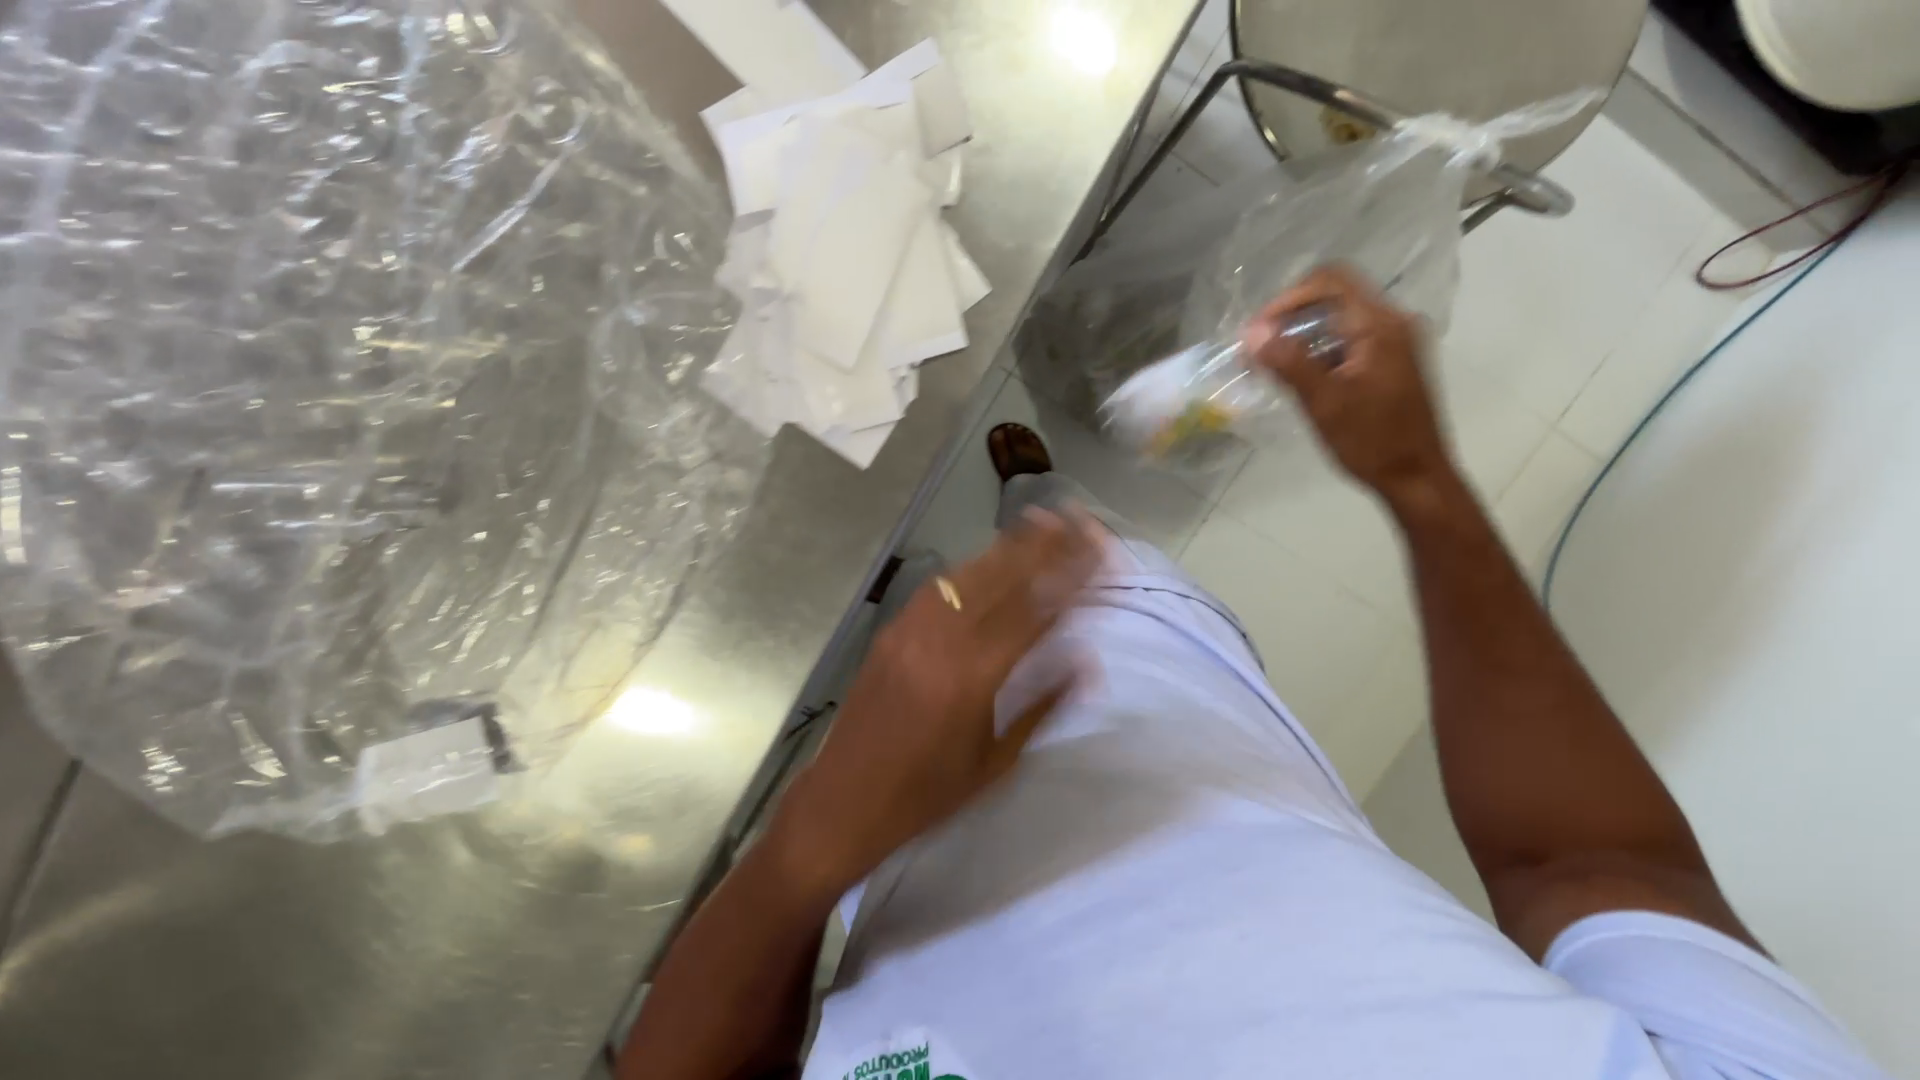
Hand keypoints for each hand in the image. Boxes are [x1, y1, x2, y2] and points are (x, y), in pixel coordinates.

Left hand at [774, 508, 1104, 897]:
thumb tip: (1087, 662)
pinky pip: (936, 589)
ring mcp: (909, 631)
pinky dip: (970, 569)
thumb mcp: (995, 761)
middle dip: (1043, 545)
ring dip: (1006, 548)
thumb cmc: (927, 795)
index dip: (1070, 576)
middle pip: (1001, 579)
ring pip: (967, 576)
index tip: (1099, 550)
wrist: (844, 801)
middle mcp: (940, 641)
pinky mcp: (889, 633)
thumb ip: (1041, 705)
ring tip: (1040, 523)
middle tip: (1078, 518)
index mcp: (973, 677)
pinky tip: (987, 562)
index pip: (1034, 611)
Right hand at [1243, 264, 1460, 507]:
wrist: (1417, 478)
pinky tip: (1301, 379)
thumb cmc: (1372, 440)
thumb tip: (1252, 333)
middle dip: (1290, 319)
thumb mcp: (1324, 401)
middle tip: (1259, 350)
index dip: (1287, 300)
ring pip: (1340, 321)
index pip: (1329, 281)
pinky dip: (1321, 352)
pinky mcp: (1391, 364)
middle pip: (1333, 297)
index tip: (1259, 333)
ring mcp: (1395, 343)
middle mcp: (1392, 323)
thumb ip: (1288, 362)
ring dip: (1303, 337)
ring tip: (1272, 366)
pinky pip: (1350, 342)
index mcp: (1380, 325)